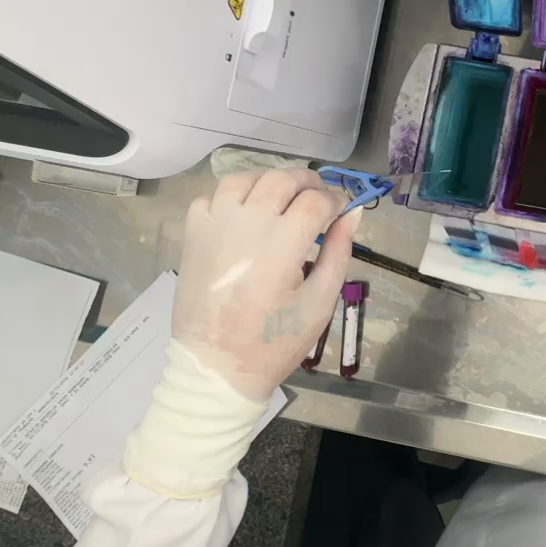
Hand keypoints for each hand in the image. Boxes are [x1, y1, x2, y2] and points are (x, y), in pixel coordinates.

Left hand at [170, 169, 360, 401]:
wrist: (216, 368)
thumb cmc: (275, 341)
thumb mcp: (320, 302)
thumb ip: (338, 252)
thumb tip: (352, 213)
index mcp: (282, 245)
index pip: (316, 200)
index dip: (336, 200)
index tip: (343, 211)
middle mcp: (246, 226)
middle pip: (282, 179)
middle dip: (309, 182)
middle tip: (320, 200)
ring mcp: (214, 227)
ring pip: (245, 178)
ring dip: (270, 182)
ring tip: (284, 200)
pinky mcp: (193, 236)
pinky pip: (212, 196)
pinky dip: (234, 195)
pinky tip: (247, 213)